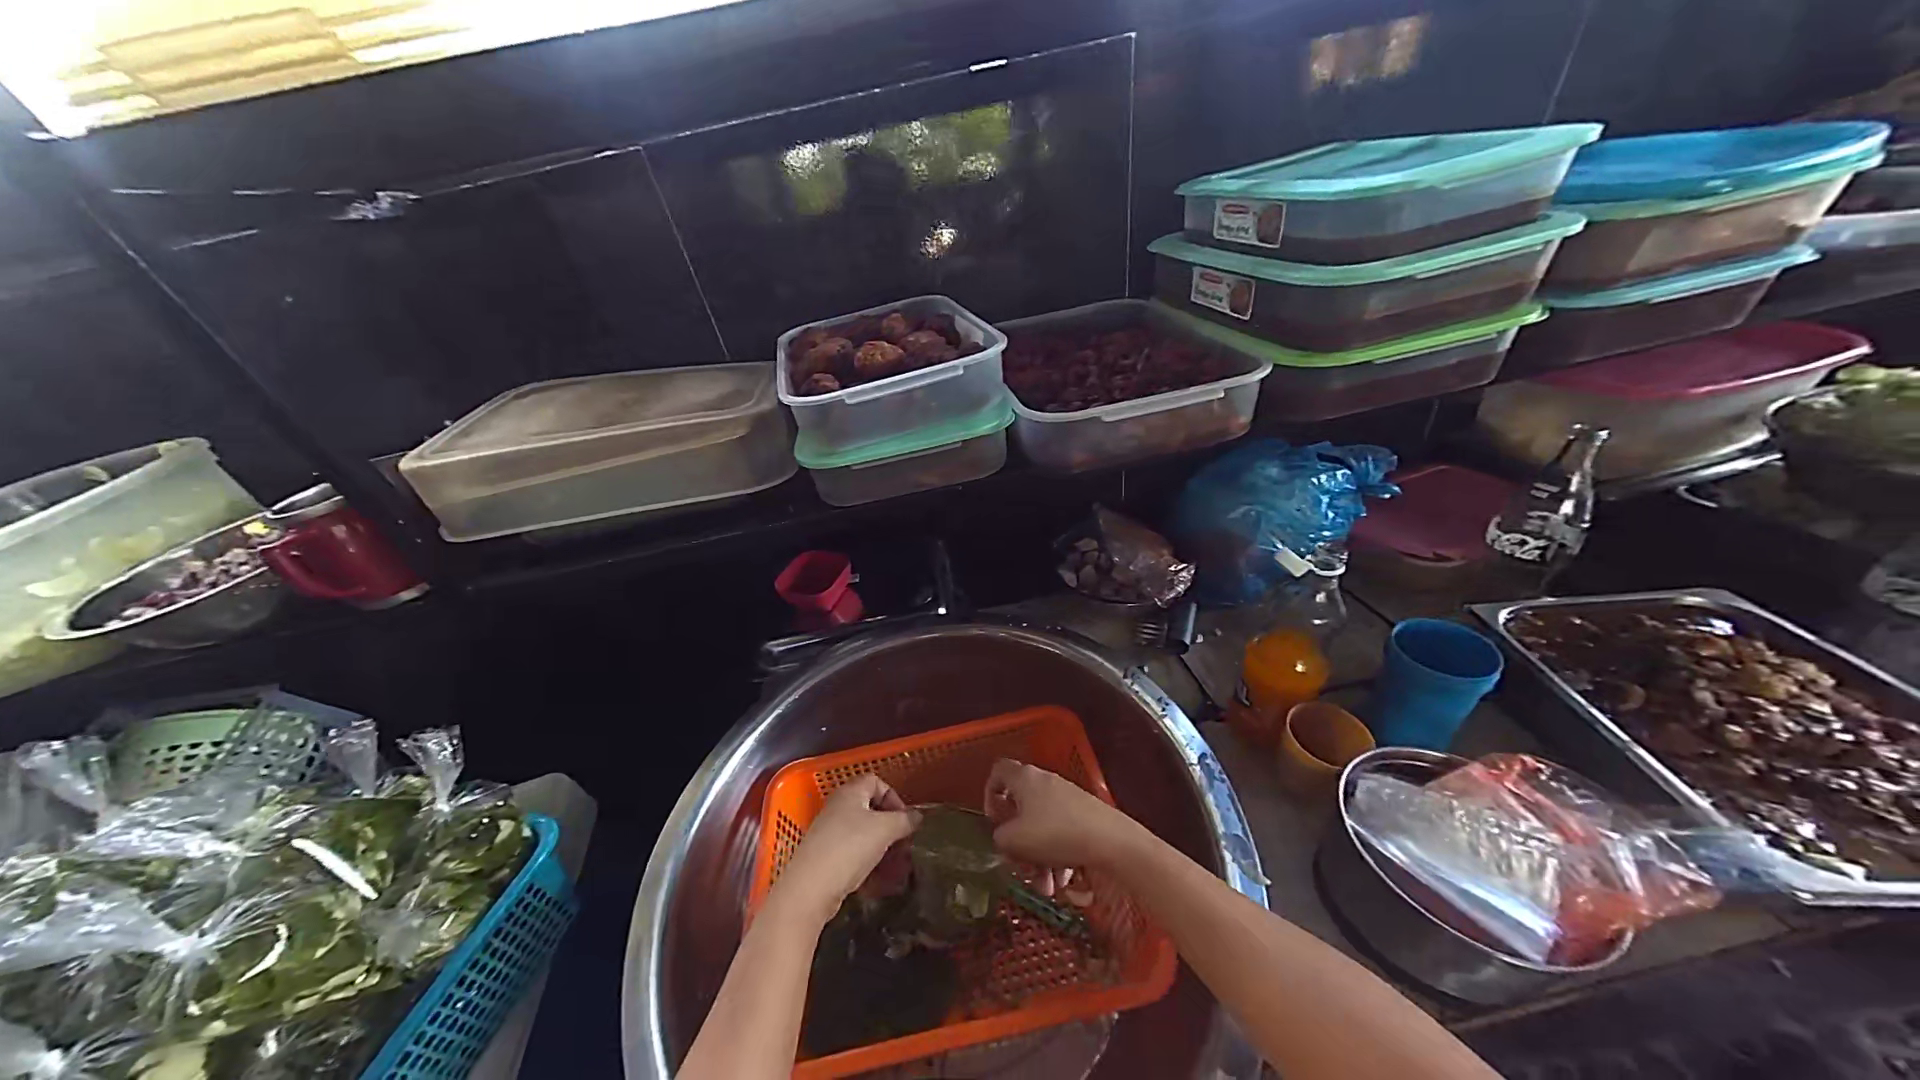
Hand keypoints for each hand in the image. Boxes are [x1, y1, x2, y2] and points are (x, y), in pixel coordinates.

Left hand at [771, 775, 920, 921]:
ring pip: (865, 836)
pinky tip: (881, 883)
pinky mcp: (826, 858)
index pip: (876, 782)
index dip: (894, 798)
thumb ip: (904, 820)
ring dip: (884, 851)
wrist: (810, 888)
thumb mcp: (885, 829)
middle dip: (892, 830)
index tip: (905, 819)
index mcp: (850, 793)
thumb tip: (916, 817)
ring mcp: (830, 834)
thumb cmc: (850, 847)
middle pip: (872, 811)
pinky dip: (870, 865)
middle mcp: (838, 808)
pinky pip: (855, 855)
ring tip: (897, 871)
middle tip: (904, 847)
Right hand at [984, 759, 1141, 878]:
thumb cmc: (1055, 834)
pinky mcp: (1084, 814)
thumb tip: (1004, 838)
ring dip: (1039, 858)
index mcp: (1024, 778)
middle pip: (1021, 809)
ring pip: (1041, 827)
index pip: (998, 772)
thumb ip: (999, 838)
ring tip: (1047, 887)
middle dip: (1019, 844)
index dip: (989, 794)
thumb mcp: (1014, 840)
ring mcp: (1067, 798)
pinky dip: (1058, 855)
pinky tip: (1065, 880)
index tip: (994, 821)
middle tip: (1021, 867)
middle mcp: (1045, 782)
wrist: (1112, 841)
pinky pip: (1061, 833)